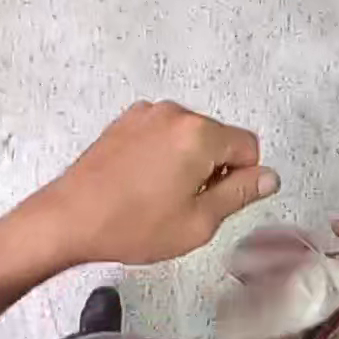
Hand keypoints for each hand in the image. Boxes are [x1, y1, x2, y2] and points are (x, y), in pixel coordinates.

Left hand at [21, 101, 279, 265]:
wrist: (68, 218)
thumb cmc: (135, 225)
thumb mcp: (199, 221)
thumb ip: (241, 194)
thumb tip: (271, 176)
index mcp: (199, 133)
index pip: (249, 146)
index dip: (241, 178)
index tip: (214, 201)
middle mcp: (175, 113)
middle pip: (218, 138)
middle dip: (213, 168)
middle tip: (184, 204)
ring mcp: (146, 113)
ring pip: (190, 136)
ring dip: (187, 161)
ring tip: (158, 195)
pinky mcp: (124, 121)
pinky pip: (162, 134)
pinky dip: (163, 154)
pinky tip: (140, 182)